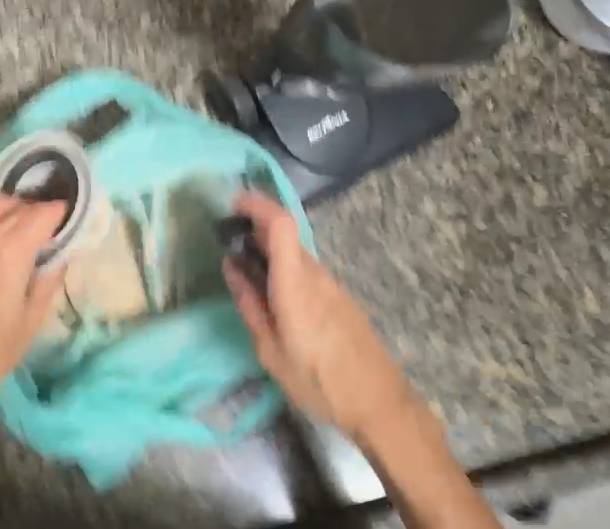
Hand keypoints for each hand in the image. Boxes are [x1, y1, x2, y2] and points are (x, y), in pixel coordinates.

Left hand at [0, 170, 66, 425]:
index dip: (58, 213)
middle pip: (16, 208)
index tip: (68, 214)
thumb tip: (63, 255)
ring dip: (9, 202)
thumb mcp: (30, 322)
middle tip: (47, 219)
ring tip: (21, 208)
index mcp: (12, 254)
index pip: (42, 217)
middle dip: (35, 209)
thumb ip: (48, 281)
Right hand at [223, 191, 411, 438]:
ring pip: (295, 254)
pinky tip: (275, 298)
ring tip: (247, 275)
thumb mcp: (270, 350)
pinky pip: (307, 272)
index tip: (232, 205)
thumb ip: (249, 303)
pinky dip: (285, 270)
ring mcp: (331, 285)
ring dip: (270, 252)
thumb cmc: (317, 381)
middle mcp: (315, 274)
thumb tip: (231, 265)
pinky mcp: (340, 299)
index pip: (280, 222)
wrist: (380, 404)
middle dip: (255, 228)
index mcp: (295, 282)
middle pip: (285, 234)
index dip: (257, 204)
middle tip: (229, 243)